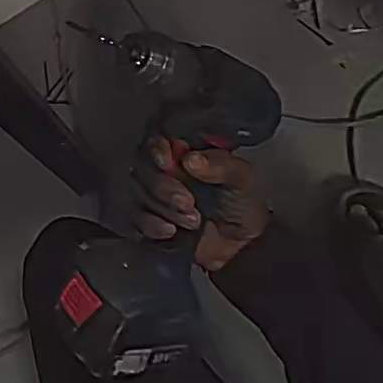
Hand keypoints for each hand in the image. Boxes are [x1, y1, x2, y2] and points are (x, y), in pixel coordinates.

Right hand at [131, 136, 268, 270]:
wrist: (245, 246)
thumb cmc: (242, 203)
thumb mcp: (242, 178)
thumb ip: (221, 166)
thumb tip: (191, 160)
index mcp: (182, 148)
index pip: (156, 137)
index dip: (156, 147)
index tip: (165, 161)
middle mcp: (162, 165)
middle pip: (143, 165)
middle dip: (162, 186)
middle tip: (188, 202)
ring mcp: (152, 191)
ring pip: (139, 190)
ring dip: (163, 207)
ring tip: (194, 222)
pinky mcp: (148, 217)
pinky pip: (137, 216)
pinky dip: (151, 224)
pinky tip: (170, 231)